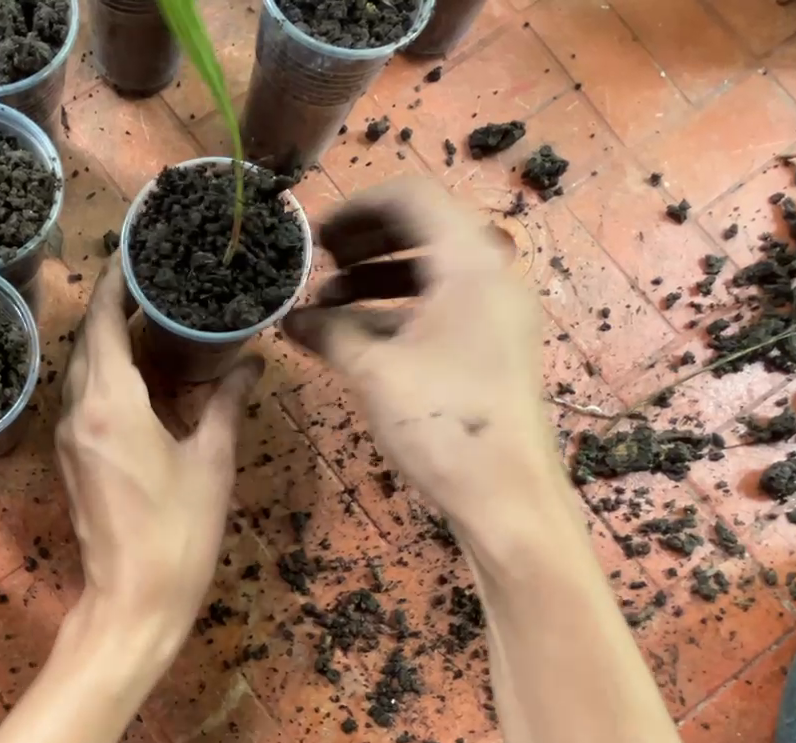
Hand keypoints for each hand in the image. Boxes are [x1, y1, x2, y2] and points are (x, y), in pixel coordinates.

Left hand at [56, 261, 260, 657]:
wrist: (133, 600)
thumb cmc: (178, 534)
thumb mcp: (211, 464)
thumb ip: (226, 405)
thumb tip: (251, 364)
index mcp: (110, 404)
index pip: (104, 323)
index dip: (115, 284)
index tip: (135, 253)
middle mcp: (77, 413)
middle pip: (86, 343)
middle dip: (113, 308)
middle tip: (152, 284)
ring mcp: (67, 439)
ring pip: (79, 372)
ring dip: (105, 343)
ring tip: (147, 322)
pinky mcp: (70, 462)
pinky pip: (81, 401)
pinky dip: (102, 376)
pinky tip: (135, 377)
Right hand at [283, 177, 559, 520]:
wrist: (505, 492)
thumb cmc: (441, 421)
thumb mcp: (374, 371)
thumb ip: (329, 332)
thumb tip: (290, 317)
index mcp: (468, 261)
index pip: (410, 198)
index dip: (356, 208)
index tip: (314, 234)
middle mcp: (488, 273)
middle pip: (421, 230)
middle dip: (362, 244)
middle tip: (317, 266)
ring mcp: (493, 310)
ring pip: (428, 271)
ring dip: (374, 279)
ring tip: (326, 305)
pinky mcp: (489, 343)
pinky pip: (438, 305)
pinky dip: (395, 310)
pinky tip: (355, 335)